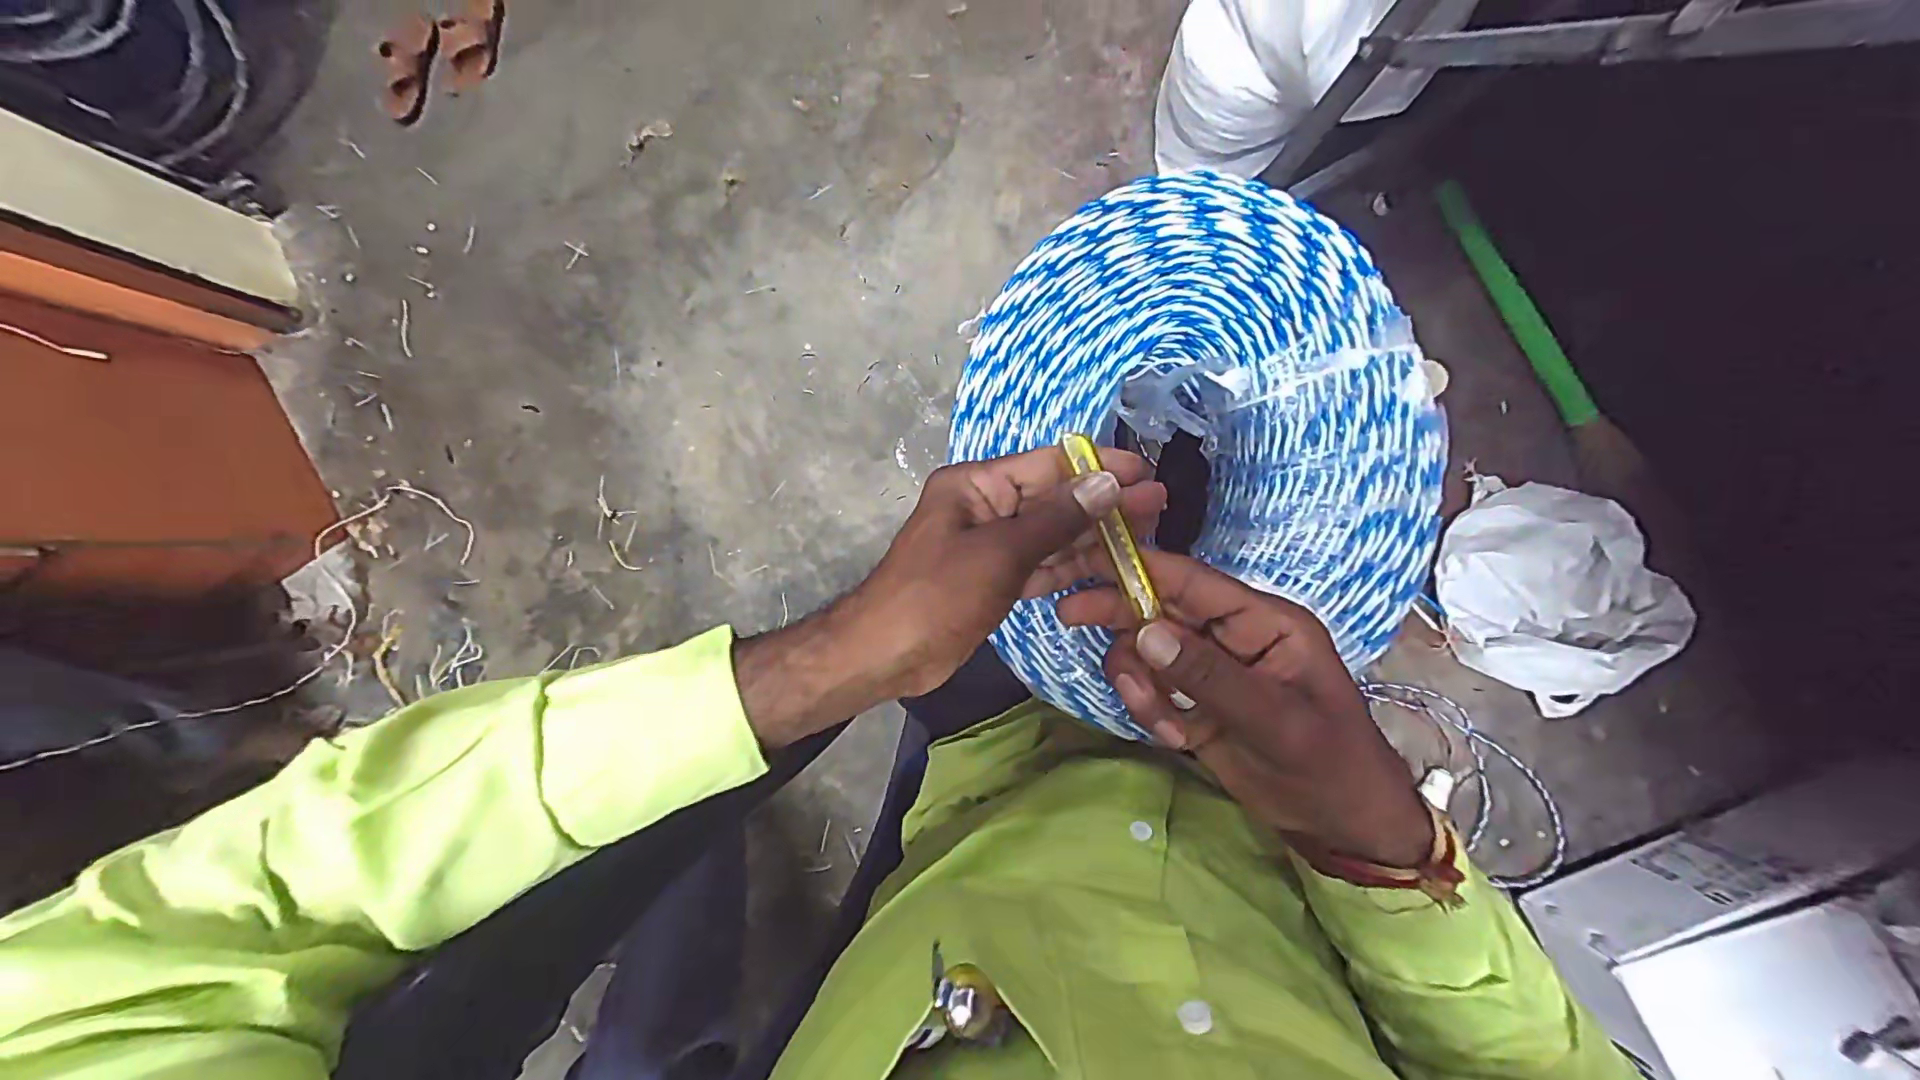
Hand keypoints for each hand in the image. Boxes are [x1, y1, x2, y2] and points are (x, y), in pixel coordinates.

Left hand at [736, 446, 1164, 748]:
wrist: (887, 654)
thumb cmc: (937, 594)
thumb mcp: (1000, 552)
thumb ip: (1057, 518)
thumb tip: (1108, 482)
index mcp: (977, 485)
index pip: (1048, 465)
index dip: (1098, 467)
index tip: (1145, 472)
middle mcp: (985, 507)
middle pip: (1054, 500)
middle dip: (1103, 504)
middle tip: (1159, 507)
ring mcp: (991, 545)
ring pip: (1051, 535)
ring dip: (1094, 537)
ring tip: (1146, 536)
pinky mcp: (995, 578)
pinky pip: (1040, 565)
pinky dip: (1070, 567)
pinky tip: (1109, 566)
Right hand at [1056, 551, 1432, 867]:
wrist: (1342, 826)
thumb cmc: (1330, 765)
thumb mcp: (1275, 720)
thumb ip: (1208, 675)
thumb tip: (1144, 631)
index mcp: (1262, 622)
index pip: (1192, 581)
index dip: (1140, 568)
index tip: (1086, 563)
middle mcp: (1229, 635)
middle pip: (1158, 608)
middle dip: (1118, 616)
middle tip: (1068, 615)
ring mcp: (1207, 667)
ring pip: (1144, 650)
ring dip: (1138, 682)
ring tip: (1161, 721)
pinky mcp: (1191, 697)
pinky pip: (1149, 686)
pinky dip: (1148, 707)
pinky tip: (1174, 736)